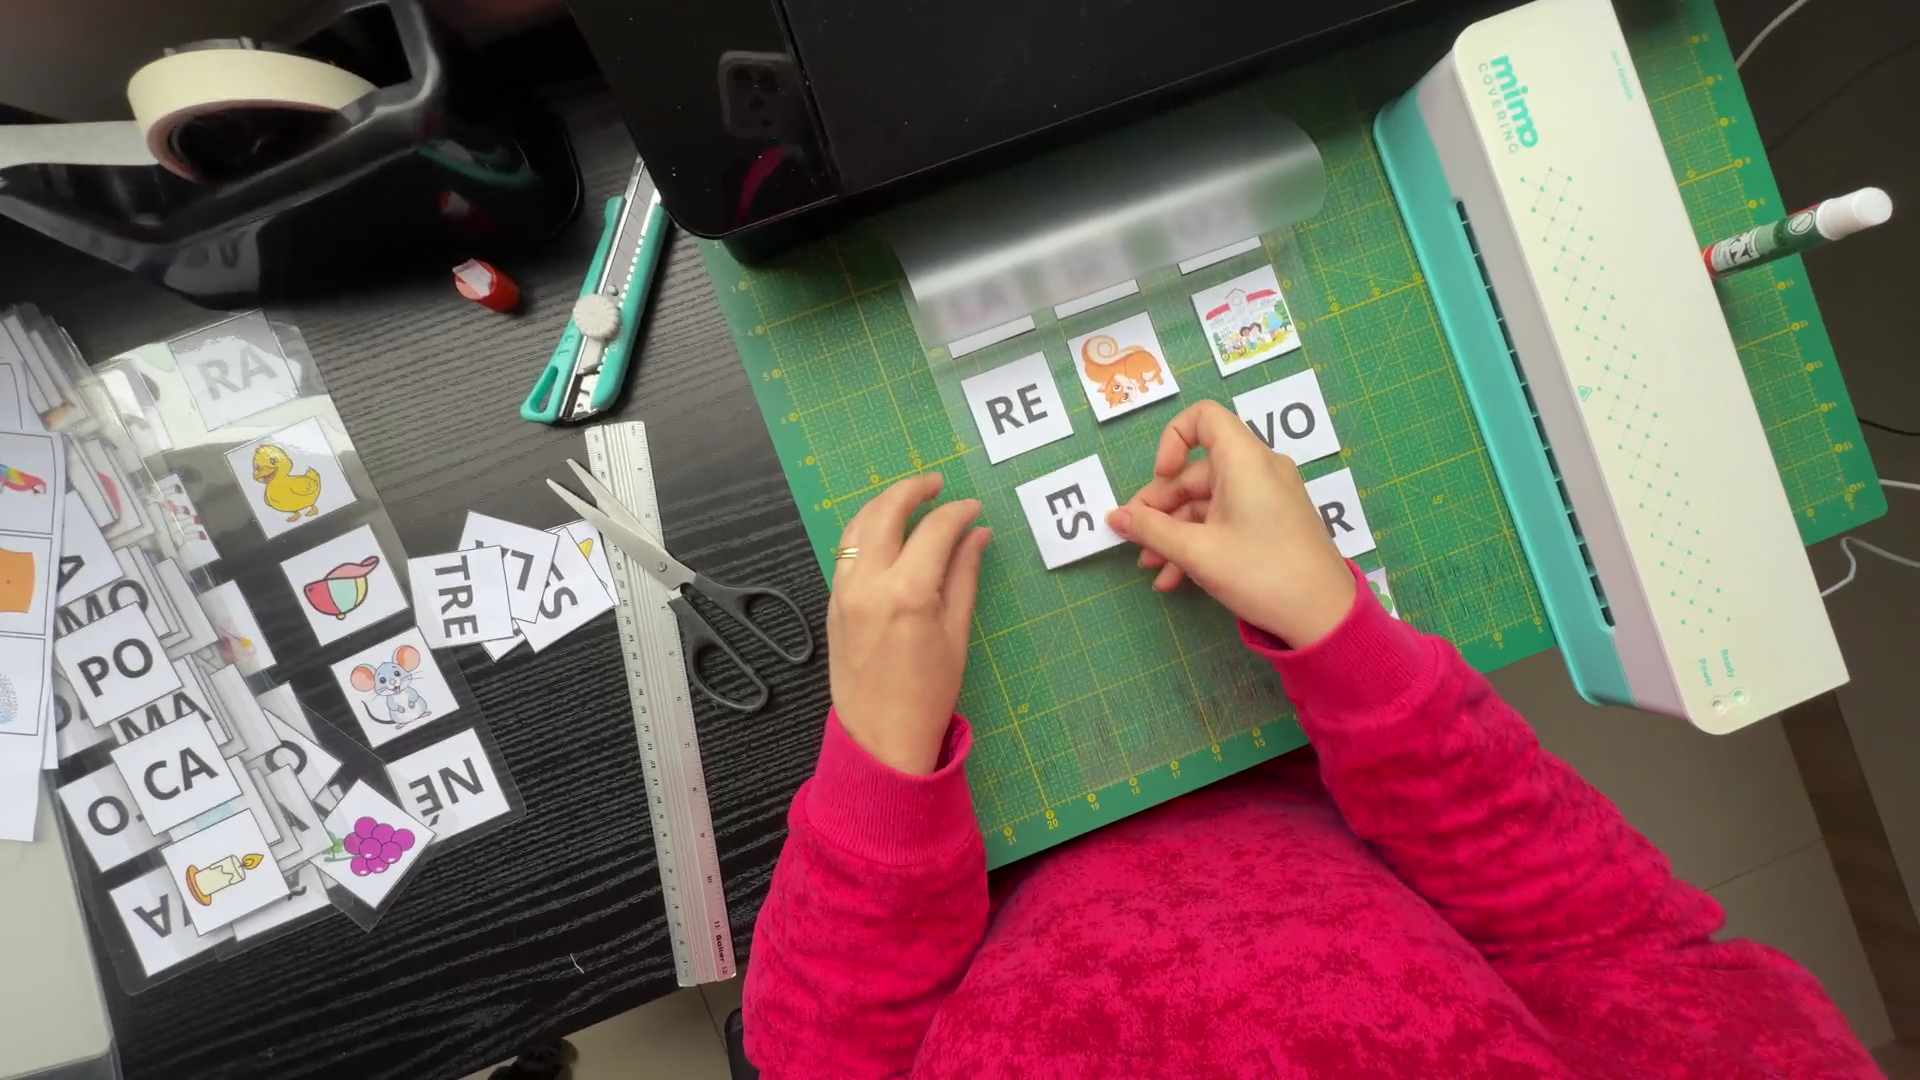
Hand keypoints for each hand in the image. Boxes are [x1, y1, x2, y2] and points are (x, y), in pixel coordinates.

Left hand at [828, 474, 990, 774]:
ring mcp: (843, 591)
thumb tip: (977, 535)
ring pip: (856, 525)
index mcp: (908, 593)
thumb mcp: (957, 633)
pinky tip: (886, 533)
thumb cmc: (929, 693)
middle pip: (885, 512)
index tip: (974, 509)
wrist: (881, 737)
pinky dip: (866, 531)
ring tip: (909, 499)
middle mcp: (869, 583)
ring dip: (883, 504)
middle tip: (936, 484)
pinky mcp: (832, 601)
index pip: (935, 530)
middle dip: (912, 489)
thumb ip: (964, 575)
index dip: (958, 512)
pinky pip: (846, 551)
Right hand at [1107, 400, 1353, 647]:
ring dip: (1173, 533)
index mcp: (1244, 461)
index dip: (1172, 440)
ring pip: (1205, 503)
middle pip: (1195, 472)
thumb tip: (1114, 517)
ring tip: (1151, 568)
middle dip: (1160, 507)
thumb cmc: (1260, 572)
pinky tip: (1175, 577)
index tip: (1160, 477)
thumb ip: (1149, 530)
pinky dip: (1197, 541)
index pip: (1203, 418)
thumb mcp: (1195, 552)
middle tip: (1135, 539)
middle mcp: (1258, 470)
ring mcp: (1266, 497)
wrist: (1324, 617)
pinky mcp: (1270, 523)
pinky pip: (1223, 520)